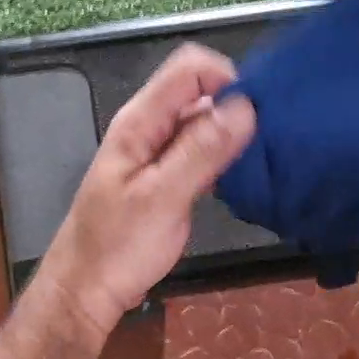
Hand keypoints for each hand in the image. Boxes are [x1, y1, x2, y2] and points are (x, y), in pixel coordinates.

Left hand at [35, 44, 255, 334]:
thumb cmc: (118, 246)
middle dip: (236, 106)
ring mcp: (158, 154)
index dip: (227, 79)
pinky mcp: (168, 179)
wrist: (89, 290)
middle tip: (270, 139)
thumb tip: (246, 106)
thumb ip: (202, 150)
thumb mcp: (162, 197)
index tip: (258, 114)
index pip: (189, 69)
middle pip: (200, 92)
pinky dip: (224, 158)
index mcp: (141, 122)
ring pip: (204, 124)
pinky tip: (244, 178)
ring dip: (233, 133)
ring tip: (264, 158)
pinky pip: (201, 152)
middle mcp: (150, 128)